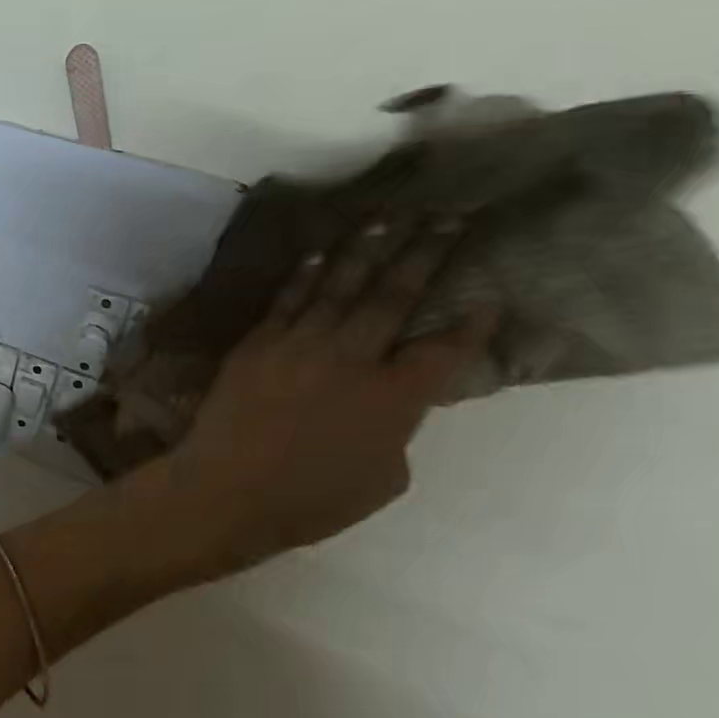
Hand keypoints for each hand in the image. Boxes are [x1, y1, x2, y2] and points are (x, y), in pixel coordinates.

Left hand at [164, 218, 496, 573]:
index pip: (443, 350)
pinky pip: (286, 301)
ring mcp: (298, 345)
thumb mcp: (381, 476)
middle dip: (422, 256)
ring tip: (388, 219)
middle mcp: (350, 359)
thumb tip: (390, 398)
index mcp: (394, 399)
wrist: (228, 486)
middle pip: (392, 298)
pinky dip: (304, 276)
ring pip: (337, 288)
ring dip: (364, 251)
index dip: (470, 324)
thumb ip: (394, 427)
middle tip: (446, 219)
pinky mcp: (257, 344)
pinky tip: (318, 254)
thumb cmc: (311, 498)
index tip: (490, 295)